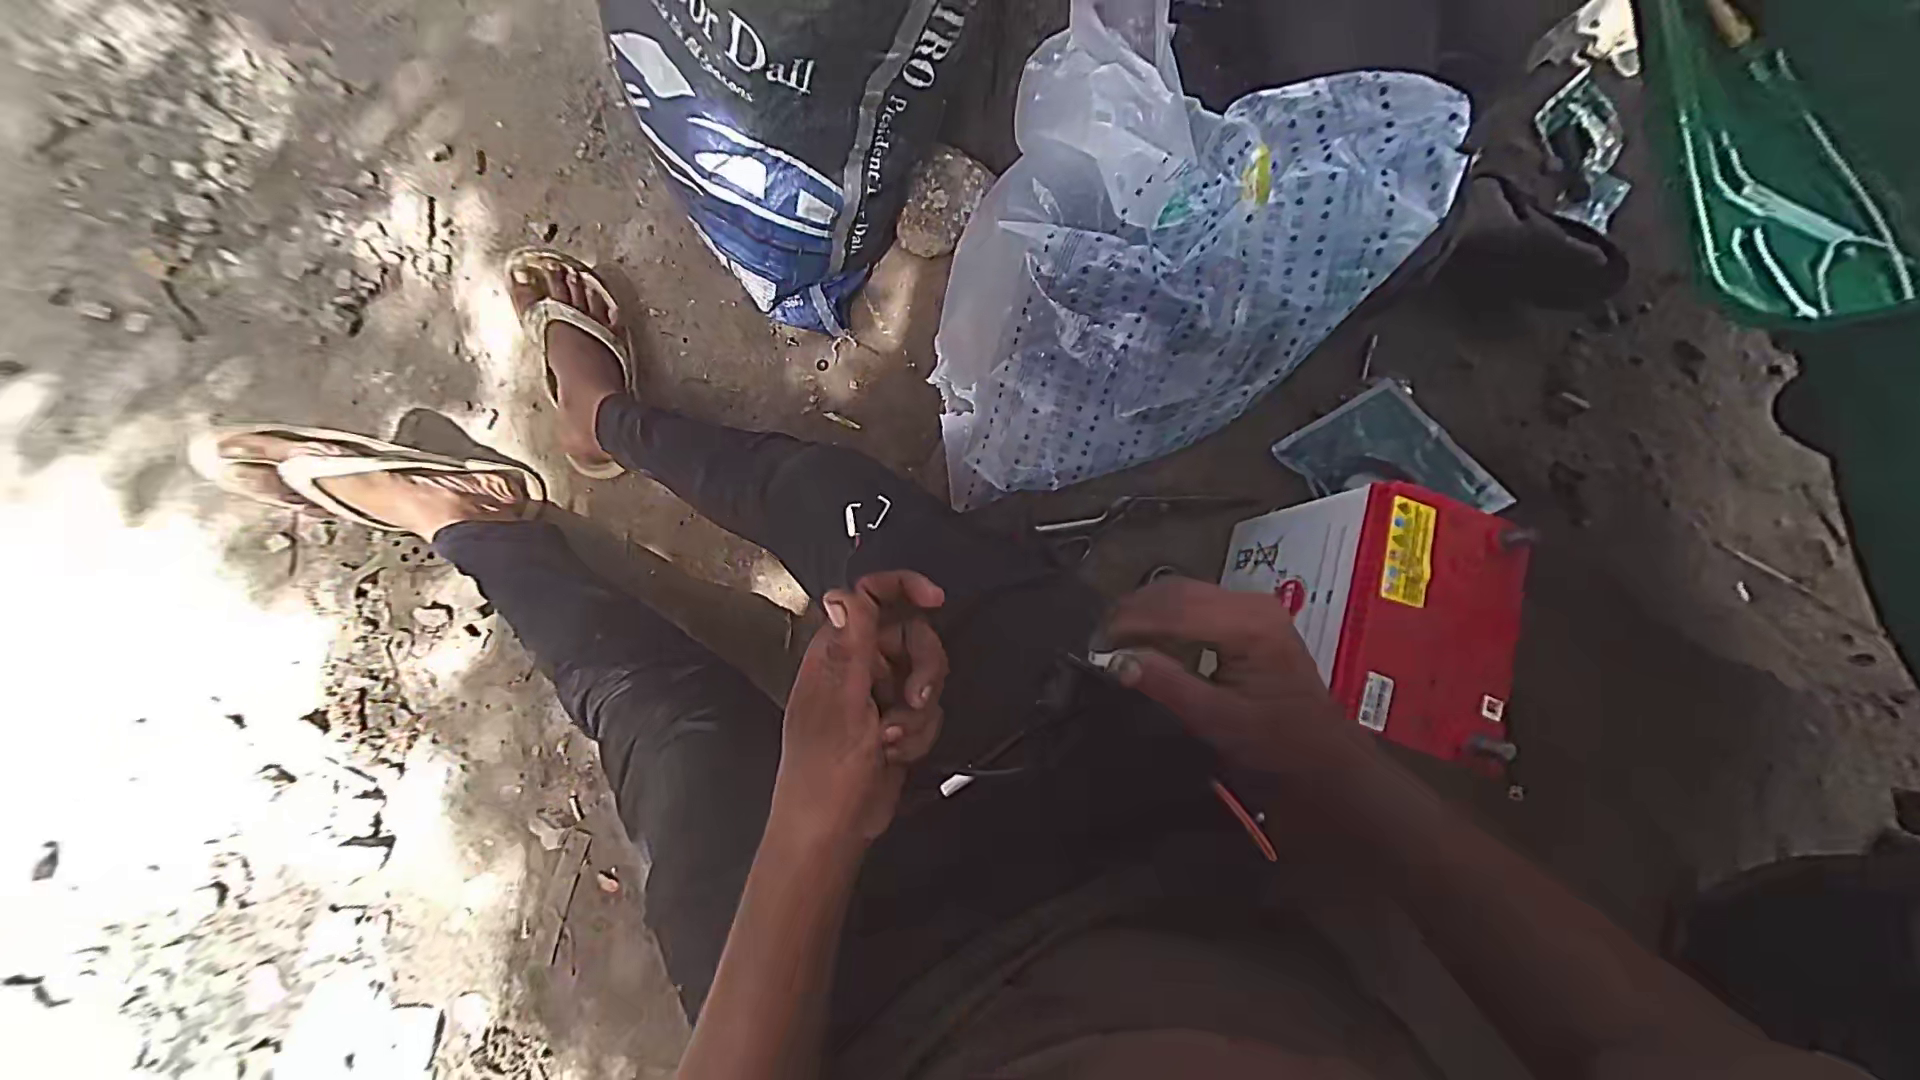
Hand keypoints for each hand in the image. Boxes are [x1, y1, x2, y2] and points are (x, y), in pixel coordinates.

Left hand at [772, 571, 947, 844]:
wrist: (833, 832)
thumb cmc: (825, 775)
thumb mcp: (844, 707)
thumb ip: (851, 646)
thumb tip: (844, 594)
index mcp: (836, 653)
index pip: (870, 596)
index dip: (904, 587)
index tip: (936, 598)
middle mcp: (859, 666)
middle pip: (912, 635)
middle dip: (923, 669)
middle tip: (914, 698)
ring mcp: (878, 693)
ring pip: (925, 674)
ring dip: (919, 711)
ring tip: (894, 739)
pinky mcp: (896, 719)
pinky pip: (928, 708)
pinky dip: (920, 732)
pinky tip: (896, 753)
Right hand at [1101, 577, 1376, 779]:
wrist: (1323, 761)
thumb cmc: (1277, 746)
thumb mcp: (1217, 720)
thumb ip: (1166, 684)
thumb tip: (1116, 661)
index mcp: (1251, 625)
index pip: (1175, 608)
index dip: (1129, 622)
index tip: (1098, 645)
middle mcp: (1251, 603)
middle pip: (1174, 592)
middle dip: (1131, 613)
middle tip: (1100, 641)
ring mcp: (1249, 606)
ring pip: (1179, 592)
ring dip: (1142, 612)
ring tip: (1115, 640)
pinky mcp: (1244, 616)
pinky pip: (1191, 603)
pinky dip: (1160, 617)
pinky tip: (1144, 638)